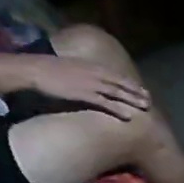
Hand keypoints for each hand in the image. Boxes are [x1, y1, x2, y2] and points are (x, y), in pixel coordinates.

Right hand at [19, 55, 151, 120]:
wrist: (34, 69)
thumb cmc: (49, 68)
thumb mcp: (72, 66)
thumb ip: (85, 72)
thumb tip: (90, 78)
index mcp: (92, 66)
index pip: (117, 75)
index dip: (131, 83)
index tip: (142, 89)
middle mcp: (95, 74)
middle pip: (122, 84)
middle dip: (137, 92)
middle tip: (149, 100)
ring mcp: (91, 84)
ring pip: (117, 93)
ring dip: (132, 100)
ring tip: (145, 108)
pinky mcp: (84, 94)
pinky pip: (105, 103)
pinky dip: (118, 109)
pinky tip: (129, 117)